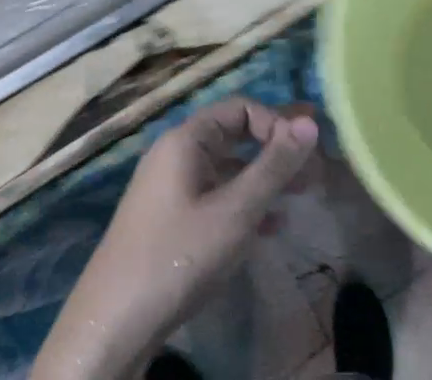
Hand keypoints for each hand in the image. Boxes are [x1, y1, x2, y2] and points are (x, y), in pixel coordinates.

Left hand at [33, 98, 318, 379]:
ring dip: (266, 179)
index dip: (276, 123)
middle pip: (235, 136)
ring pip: (229, 169)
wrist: (115, 322)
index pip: (240, 108)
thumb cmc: (178, 254)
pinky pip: (217, 196)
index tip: (304, 153)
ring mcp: (172, 189)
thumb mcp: (235, 210)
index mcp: (186, 140)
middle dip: (277, 151)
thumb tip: (310, 123)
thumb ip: (274, 165)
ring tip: (302, 196)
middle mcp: (176, 155)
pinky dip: (246, 203)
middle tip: (316, 170)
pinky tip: (272, 228)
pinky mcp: (172, 219)